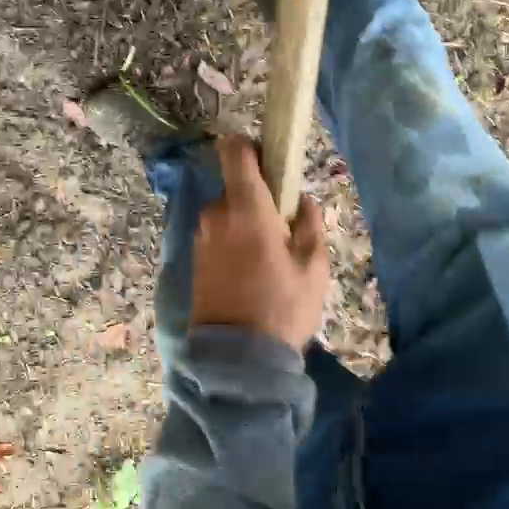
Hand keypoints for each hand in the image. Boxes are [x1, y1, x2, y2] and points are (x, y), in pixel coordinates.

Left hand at [189, 133, 331, 351]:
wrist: (237, 361)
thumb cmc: (281, 308)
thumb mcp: (313, 268)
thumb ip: (309, 224)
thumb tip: (301, 200)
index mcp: (245, 207)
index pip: (234, 150)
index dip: (251, 147)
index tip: (270, 163)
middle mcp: (216, 213)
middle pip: (236, 187)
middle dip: (258, 200)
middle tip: (282, 231)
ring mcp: (201, 236)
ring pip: (227, 214)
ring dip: (245, 224)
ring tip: (268, 260)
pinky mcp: (195, 258)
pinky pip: (218, 235)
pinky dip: (233, 243)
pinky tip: (250, 273)